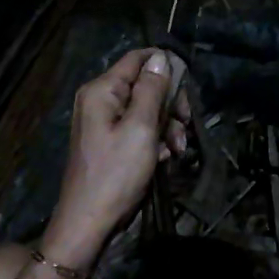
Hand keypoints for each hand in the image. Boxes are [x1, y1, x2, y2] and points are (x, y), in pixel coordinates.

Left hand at [42, 48, 189, 269]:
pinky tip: (166, 157)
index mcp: (101, 90)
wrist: (90, 222)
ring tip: (177, 148)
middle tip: (185, 124)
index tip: (189, 88)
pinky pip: (138, 130)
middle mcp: (99, 100)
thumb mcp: (140, 129)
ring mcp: (103, 122)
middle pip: (144, 85)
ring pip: (145, 110)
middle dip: (169, 103)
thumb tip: (160, 56)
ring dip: (166, 125)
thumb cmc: (116, 174)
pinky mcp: (110, 143)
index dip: (166, 67)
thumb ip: (151, 90)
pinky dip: (154, 140)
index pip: (138, 59)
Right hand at [178, 4, 278, 204]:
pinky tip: (251, 90)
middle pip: (243, 34)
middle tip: (193, 67)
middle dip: (217, 51)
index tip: (172, 36)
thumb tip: (197, 66)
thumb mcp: (270, 88)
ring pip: (259, 48)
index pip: (227, 24)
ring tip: (217, 84)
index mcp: (278, 21)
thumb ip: (231, 74)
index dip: (199, 32)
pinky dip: (260, 72)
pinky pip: (277, 59)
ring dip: (238, 64)